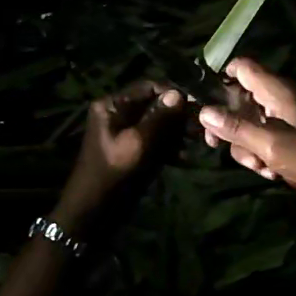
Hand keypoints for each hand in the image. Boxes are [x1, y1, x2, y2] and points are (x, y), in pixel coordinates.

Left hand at [54, 80, 186, 230]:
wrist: (94, 208)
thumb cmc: (112, 171)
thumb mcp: (137, 142)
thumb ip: (158, 117)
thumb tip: (178, 93)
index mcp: (112, 104)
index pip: (147, 87)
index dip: (173, 93)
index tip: (198, 102)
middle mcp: (117, 112)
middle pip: (154, 104)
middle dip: (178, 115)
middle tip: (201, 126)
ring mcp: (125, 130)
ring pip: (157, 122)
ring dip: (177, 131)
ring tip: (197, 140)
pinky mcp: (132, 147)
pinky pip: (154, 138)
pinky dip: (169, 145)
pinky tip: (184, 155)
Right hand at [198, 58, 295, 203]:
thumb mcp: (270, 144)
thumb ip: (236, 128)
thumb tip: (203, 112)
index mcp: (276, 91)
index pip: (241, 67)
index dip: (219, 79)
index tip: (204, 102)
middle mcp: (278, 100)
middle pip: (237, 102)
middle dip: (227, 126)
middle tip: (216, 145)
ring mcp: (283, 120)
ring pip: (247, 127)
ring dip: (246, 148)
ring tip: (260, 166)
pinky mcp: (287, 139)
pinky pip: (261, 143)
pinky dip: (261, 156)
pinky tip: (271, 172)